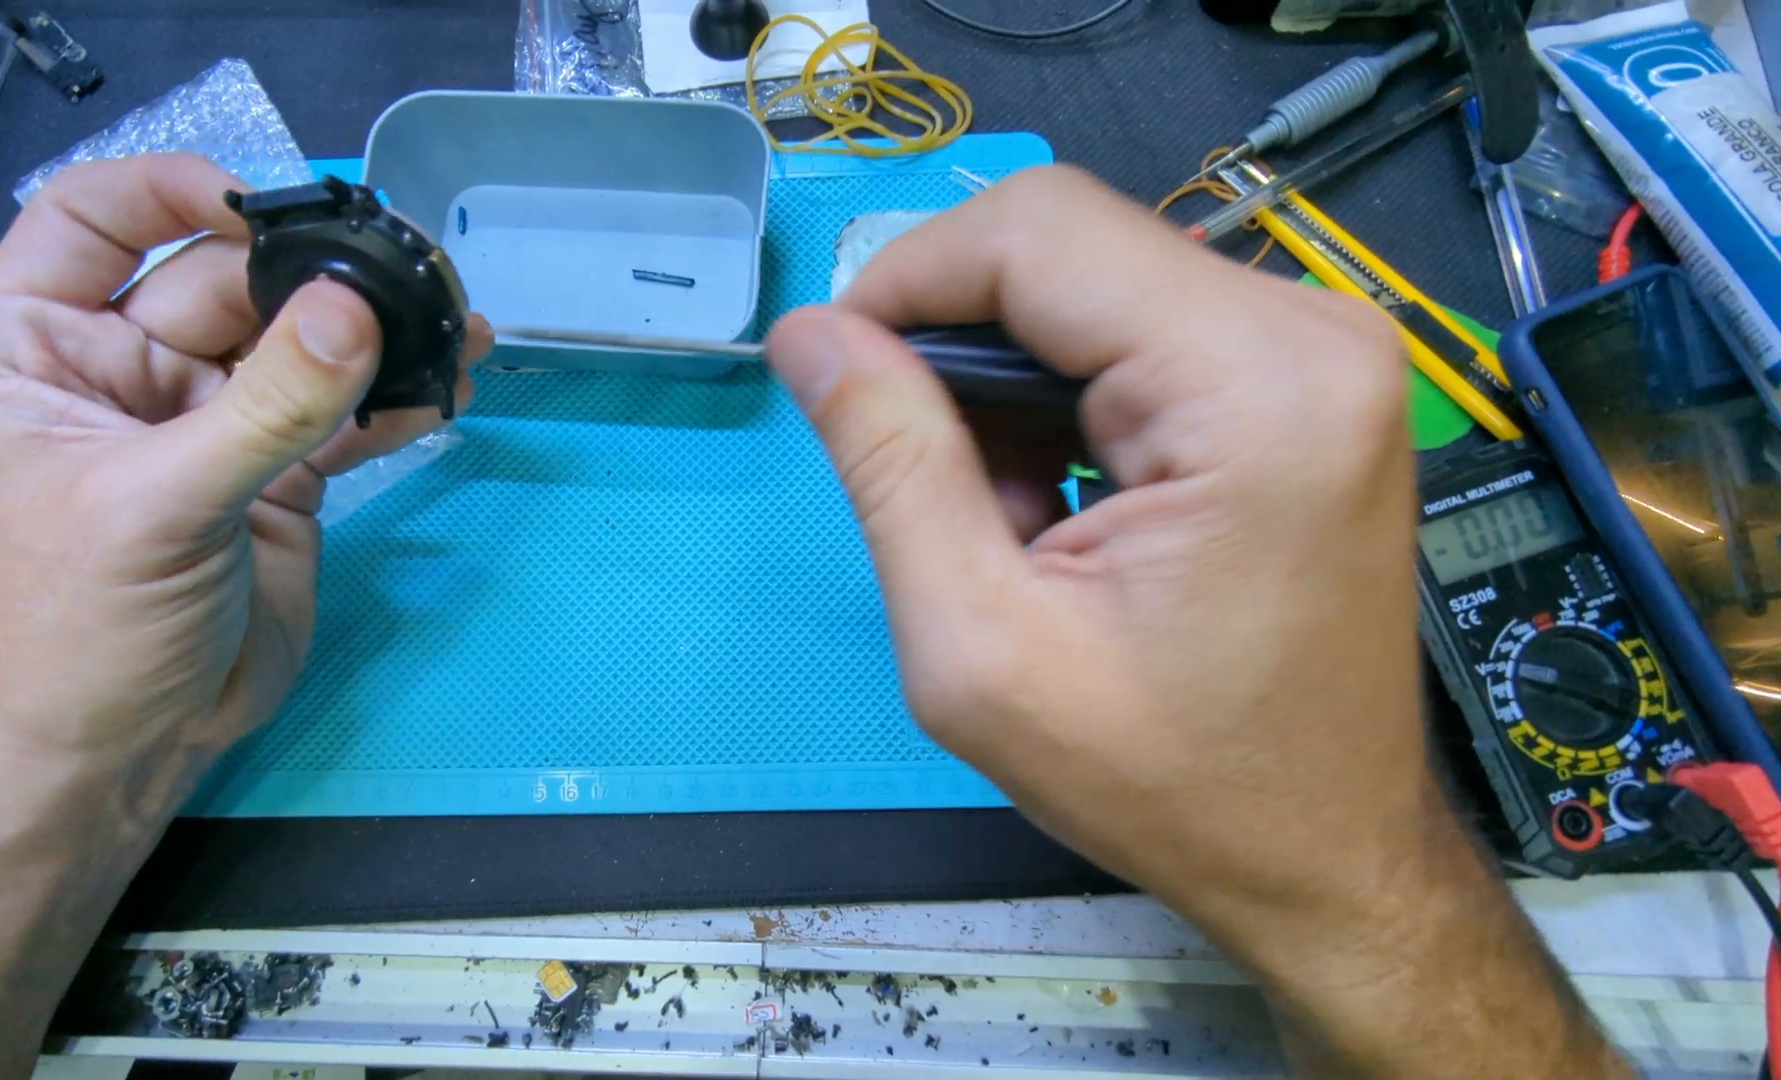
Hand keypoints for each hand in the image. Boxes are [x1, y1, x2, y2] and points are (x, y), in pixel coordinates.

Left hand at [0, 154, 490, 815]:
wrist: (136, 740)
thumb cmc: (84, 621)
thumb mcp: (164, 503)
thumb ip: (268, 406)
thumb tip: (356, 311)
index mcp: (45, 352)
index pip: (97, 223)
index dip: (179, 196)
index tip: (278, 208)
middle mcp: (137, 375)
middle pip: (237, 290)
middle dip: (325, 280)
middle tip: (419, 276)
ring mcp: (223, 427)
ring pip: (309, 356)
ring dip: (382, 342)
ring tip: (461, 326)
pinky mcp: (287, 476)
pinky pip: (347, 421)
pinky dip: (397, 406)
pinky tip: (448, 394)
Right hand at [765, 167, 1627, 1077]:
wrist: (1316, 856)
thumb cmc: (1158, 779)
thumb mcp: (976, 643)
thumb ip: (888, 465)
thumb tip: (808, 334)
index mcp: (1252, 384)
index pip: (1035, 232)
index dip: (906, 280)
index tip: (836, 369)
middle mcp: (1307, 332)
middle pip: (1064, 251)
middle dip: (952, 347)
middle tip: (915, 473)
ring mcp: (1313, 354)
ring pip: (1086, 294)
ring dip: (1001, 390)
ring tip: (995, 520)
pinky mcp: (1295, 387)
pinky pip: (1130, 341)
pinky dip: (1055, 409)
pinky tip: (1051, 510)